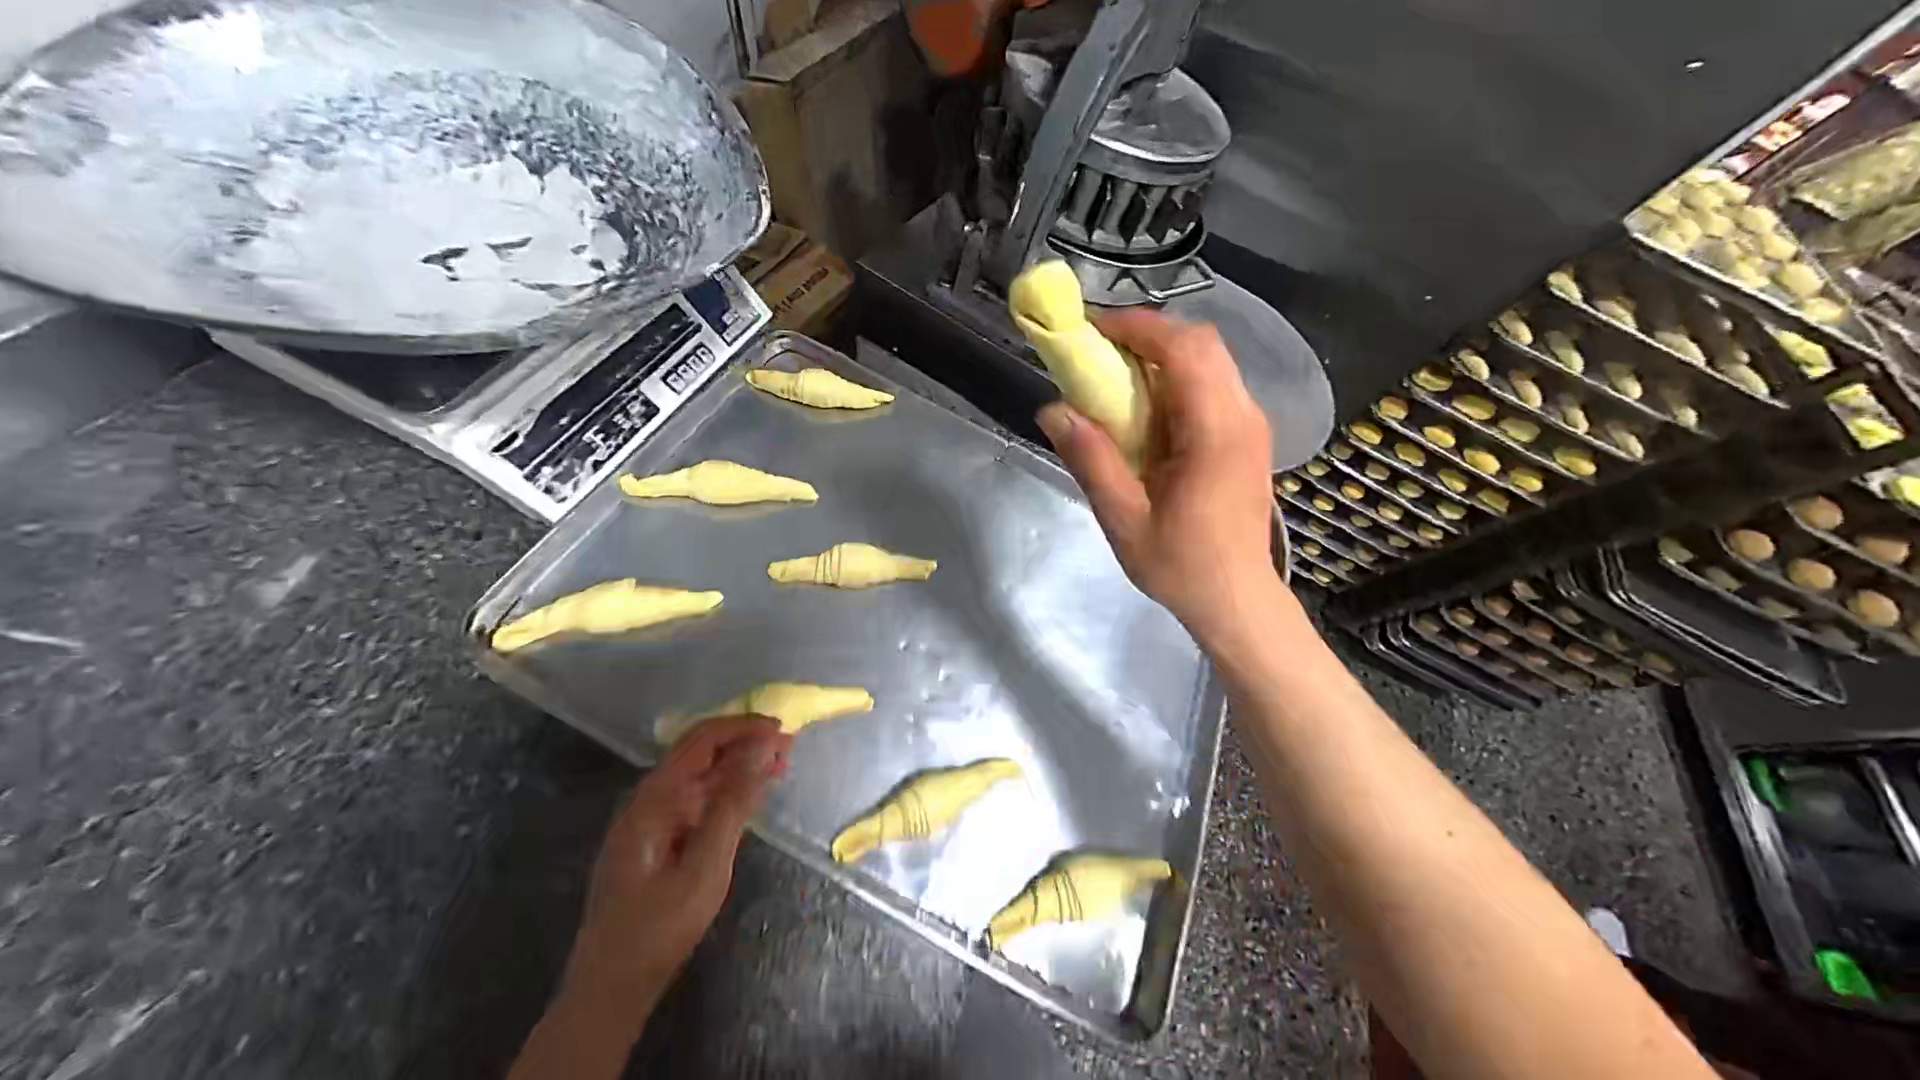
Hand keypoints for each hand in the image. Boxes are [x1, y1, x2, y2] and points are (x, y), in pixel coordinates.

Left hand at [559, 716, 790, 1025]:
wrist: (611, 988)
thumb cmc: (659, 926)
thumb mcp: (706, 864)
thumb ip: (733, 802)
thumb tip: (760, 747)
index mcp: (655, 797)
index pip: (702, 740)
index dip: (743, 727)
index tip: (782, 728)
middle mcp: (650, 799)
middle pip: (701, 753)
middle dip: (745, 742)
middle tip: (789, 745)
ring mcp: (652, 820)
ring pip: (701, 777)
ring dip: (740, 766)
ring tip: (780, 763)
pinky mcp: (659, 841)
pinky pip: (697, 801)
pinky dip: (728, 792)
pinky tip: (753, 795)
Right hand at [1036, 310, 1280, 644]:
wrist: (1238, 601)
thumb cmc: (1182, 567)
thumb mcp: (1125, 520)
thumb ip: (1091, 460)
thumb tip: (1052, 410)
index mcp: (1216, 431)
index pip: (1184, 350)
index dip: (1137, 327)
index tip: (1090, 330)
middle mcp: (1243, 415)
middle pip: (1201, 344)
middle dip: (1146, 336)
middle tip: (1098, 352)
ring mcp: (1250, 424)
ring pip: (1209, 362)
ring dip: (1160, 357)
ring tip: (1114, 378)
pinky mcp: (1246, 437)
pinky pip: (1211, 386)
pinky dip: (1174, 381)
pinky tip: (1144, 411)